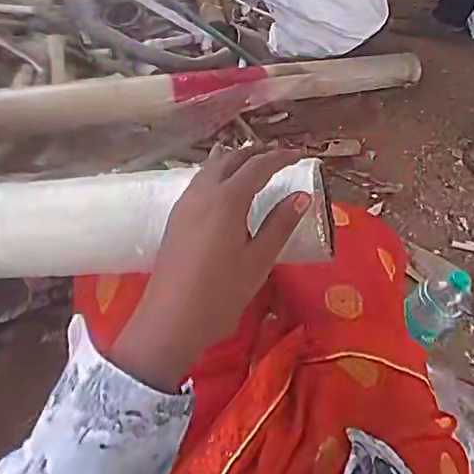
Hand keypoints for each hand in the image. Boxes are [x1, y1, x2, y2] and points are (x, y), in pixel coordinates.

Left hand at [109, 148, 310, 391]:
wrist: (170, 320)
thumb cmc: (220, 293)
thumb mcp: (259, 261)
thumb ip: (280, 224)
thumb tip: (302, 196)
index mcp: (227, 199)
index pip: (258, 166)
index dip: (280, 157)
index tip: (299, 155)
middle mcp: (203, 192)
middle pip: (232, 159)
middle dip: (256, 153)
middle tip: (279, 156)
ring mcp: (185, 202)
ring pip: (212, 166)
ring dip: (234, 159)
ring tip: (253, 163)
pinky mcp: (176, 215)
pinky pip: (200, 180)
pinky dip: (218, 171)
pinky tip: (223, 185)